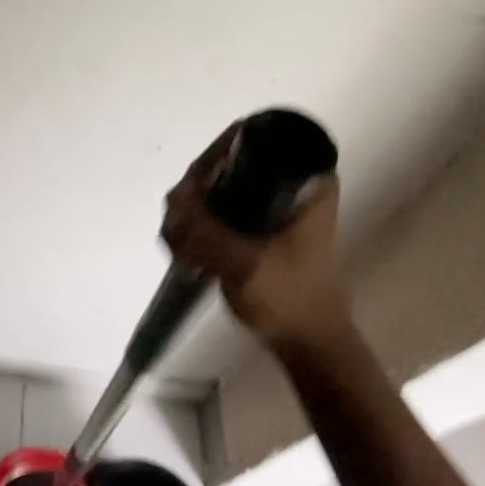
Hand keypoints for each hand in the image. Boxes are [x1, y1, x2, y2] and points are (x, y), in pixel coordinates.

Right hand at [160, 123, 349, 346]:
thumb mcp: (242, 261)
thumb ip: (204, 227)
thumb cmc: (289, 299)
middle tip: (180, 234)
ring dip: (191, 219)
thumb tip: (173, 196)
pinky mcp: (261, 229)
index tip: (190, 195)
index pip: (246, 140)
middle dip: (193, 199)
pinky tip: (188, 259)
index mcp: (305, 180)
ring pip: (216, 193)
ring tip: (183, 254)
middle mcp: (291, 184)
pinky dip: (199, 232)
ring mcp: (274, 208)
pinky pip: (219, 215)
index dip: (210, 161)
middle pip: (223, 168)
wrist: (311, 345)